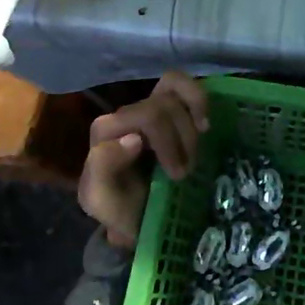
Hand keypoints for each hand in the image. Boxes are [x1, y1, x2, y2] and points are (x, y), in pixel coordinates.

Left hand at [79, 72, 210, 247]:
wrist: (138, 220)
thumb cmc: (121, 210)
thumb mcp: (101, 200)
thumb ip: (103, 169)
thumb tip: (133, 139)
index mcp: (107, 130)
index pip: (146, 116)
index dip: (168, 143)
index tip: (176, 176)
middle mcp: (126, 114)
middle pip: (164, 106)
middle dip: (181, 141)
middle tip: (184, 173)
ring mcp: (148, 109)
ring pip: (175, 95)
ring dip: (190, 131)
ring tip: (191, 158)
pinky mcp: (168, 109)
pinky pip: (182, 85)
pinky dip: (197, 99)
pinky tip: (204, 124)